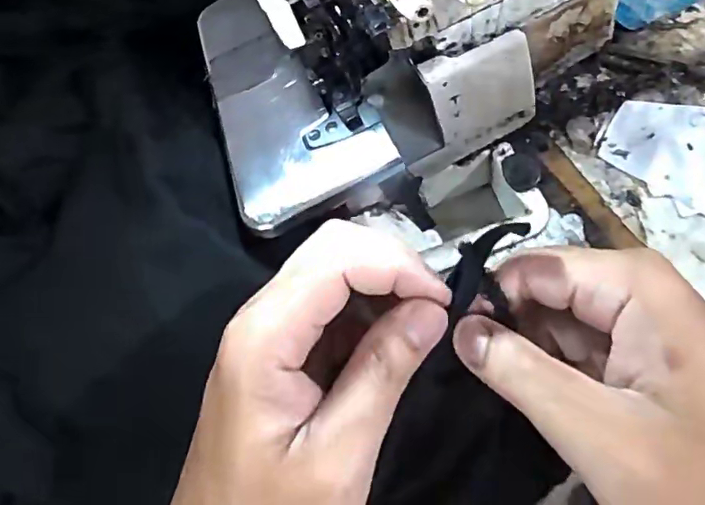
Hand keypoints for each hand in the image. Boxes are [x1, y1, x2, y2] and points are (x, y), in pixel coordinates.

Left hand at [172, 220, 450, 504]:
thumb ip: (383, 374)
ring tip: (424, 314)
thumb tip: (432, 309)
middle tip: (437, 302)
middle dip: (390, 260)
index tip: (444, 298)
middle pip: (331, 246)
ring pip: (330, 263)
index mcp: (265, 333)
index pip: (336, 257)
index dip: (395, 264)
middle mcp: (260, 312)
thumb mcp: (337, 458)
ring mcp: (265, 323)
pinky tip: (394, 329)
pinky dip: (367, 301)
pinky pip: (326, 297)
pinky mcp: (277, 341)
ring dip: (381, 277)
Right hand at [453, 247, 704, 504]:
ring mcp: (647, 325)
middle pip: (547, 293)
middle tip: (467, 373)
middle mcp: (638, 288)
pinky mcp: (650, 360)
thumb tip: (461, 330)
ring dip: (532, 360)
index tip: (448, 339)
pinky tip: (539, 406)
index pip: (532, 267)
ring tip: (499, 394)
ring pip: (562, 326)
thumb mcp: (603, 435)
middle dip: (510, 331)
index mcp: (632, 281)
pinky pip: (586, 354)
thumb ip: (521, 374)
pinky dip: (560, 379)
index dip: (489, 299)